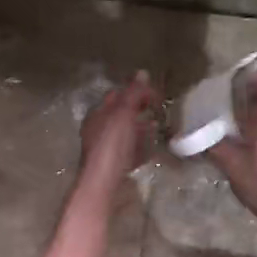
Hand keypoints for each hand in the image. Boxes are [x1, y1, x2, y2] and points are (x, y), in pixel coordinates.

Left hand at [79, 71, 159, 187]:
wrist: (103, 184)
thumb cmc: (111, 146)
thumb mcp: (123, 114)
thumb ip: (133, 93)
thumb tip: (142, 72)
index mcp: (98, 114)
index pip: (117, 95)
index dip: (136, 90)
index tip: (156, 93)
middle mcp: (99, 130)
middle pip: (121, 114)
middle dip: (139, 109)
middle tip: (158, 108)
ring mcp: (106, 150)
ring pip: (125, 133)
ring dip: (140, 128)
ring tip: (157, 125)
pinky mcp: (114, 166)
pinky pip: (129, 152)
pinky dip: (141, 146)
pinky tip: (151, 148)